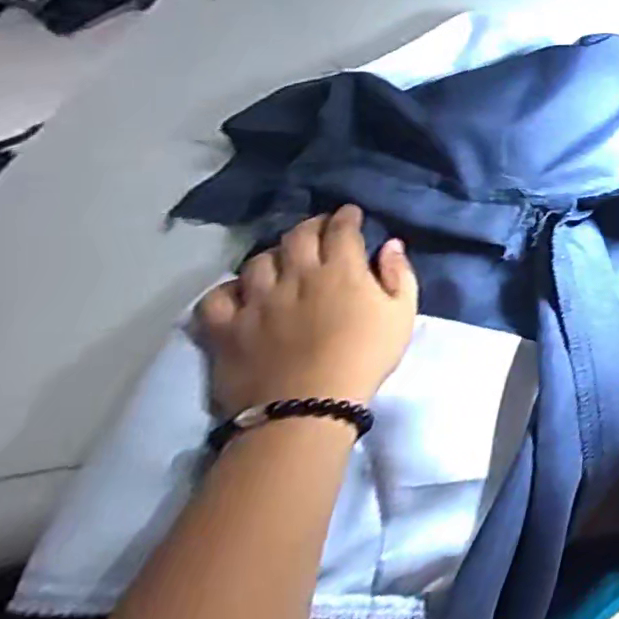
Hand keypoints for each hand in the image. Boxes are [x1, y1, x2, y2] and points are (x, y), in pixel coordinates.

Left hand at [195, 205, 416, 417]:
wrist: (308, 405)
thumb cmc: (366, 356)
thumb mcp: (402, 314)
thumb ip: (399, 275)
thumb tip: (391, 245)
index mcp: (340, 270)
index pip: (340, 229)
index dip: (346, 216)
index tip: (350, 213)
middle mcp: (295, 275)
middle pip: (297, 236)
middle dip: (311, 226)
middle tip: (320, 228)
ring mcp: (256, 300)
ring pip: (258, 261)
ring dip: (274, 254)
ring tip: (283, 260)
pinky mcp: (226, 327)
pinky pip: (217, 296)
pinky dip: (229, 288)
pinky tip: (242, 291)